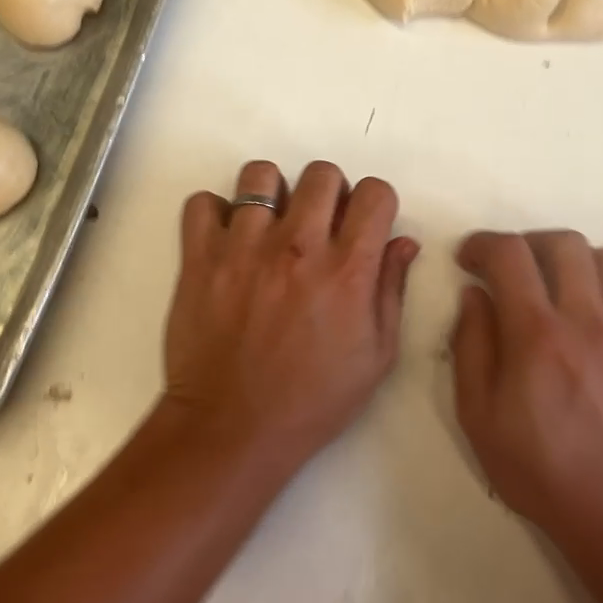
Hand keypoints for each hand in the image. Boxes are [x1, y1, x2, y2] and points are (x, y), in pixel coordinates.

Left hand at [163, 160, 419, 466]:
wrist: (233, 429)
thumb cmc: (312, 400)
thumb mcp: (376, 356)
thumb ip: (391, 291)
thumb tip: (403, 242)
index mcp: (347, 271)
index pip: (375, 194)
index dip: (377, 204)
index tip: (365, 225)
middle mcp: (297, 247)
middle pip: (321, 173)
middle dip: (330, 192)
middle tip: (320, 226)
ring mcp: (243, 248)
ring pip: (259, 175)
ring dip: (271, 194)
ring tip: (269, 227)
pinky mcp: (199, 258)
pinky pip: (202, 202)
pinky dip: (215, 213)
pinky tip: (227, 240)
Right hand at [451, 230, 602, 540]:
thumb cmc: (537, 467)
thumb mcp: (477, 415)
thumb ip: (471, 346)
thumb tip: (474, 294)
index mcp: (536, 335)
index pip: (510, 254)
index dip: (482, 244)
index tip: (468, 260)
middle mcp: (587, 319)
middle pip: (563, 242)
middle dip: (527, 244)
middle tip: (510, 270)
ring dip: (580, 259)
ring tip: (561, 284)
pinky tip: (599, 309)